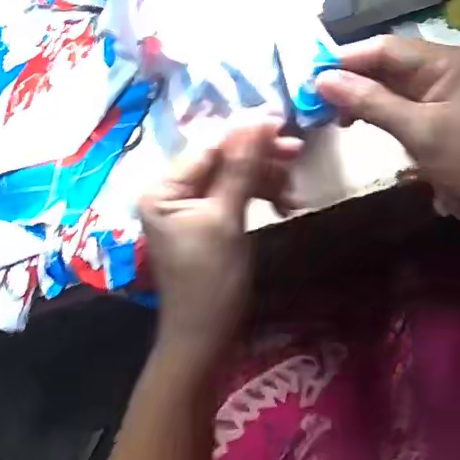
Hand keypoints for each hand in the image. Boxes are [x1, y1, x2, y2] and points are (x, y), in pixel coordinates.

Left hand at [138, 120, 299, 365]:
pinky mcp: (208, 219)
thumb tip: (258, 119)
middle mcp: (171, 190)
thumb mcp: (226, 220)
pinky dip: (260, 195)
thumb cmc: (210, 281)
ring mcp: (190, 205)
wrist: (205, 339)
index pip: (207, 145)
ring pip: (233, 174)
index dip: (245, 132)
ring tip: (294, 191)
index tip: (282, 123)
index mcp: (162, 187)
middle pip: (221, 157)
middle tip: (297, 151)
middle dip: (259, 156)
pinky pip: (235, 194)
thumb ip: (241, 167)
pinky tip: (285, 204)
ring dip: (265, 178)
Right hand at [314, 36, 459, 281]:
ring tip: (328, 115)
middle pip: (386, 65)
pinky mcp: (440, 122)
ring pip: (389, 87)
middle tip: (311, 100)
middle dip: (349, 79)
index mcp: (448, 62)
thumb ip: (371, 102)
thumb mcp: (421, 132)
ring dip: (359, 98)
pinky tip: (354, 124)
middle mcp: (445, 71)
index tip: (307, 76)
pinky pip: (400, 108)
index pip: (385, 48)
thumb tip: (322, 79)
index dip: (345, 59)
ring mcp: (443, 97)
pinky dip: (375, 114)